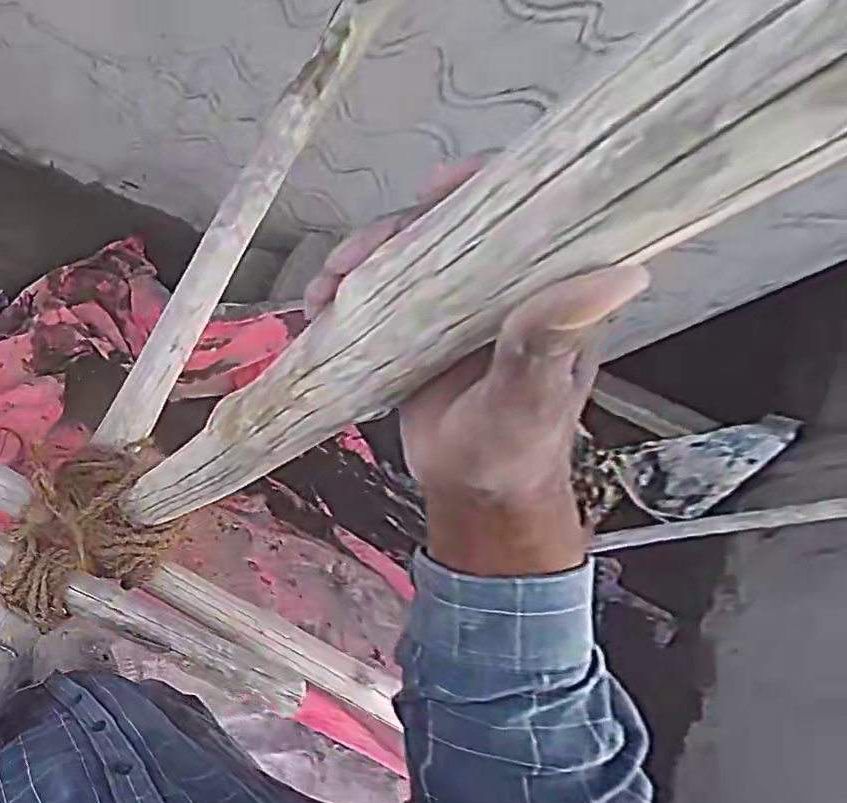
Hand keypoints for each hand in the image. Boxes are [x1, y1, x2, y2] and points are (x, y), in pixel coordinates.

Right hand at [305, 157, 648, 575]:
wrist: (470, 485)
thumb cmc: (509, 446)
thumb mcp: (528, 397)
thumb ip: (547, 342)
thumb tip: (616, 276)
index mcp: (547, 285)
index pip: (522, 211)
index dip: (480, 187)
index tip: (431, 190)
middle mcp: (498, 287)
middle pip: (442, 233)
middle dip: (386, 237)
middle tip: (343, 264)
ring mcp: (450, 311)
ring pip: (399, 266)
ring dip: (353, 269)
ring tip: (318, 294)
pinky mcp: (411, 336)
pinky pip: (374, 303)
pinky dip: (340, 301)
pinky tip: (316, 313)